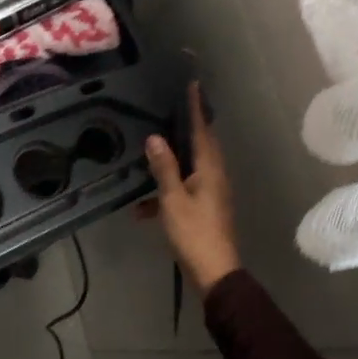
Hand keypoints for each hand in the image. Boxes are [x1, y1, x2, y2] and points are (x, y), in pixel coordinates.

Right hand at [143, 82, 241, 292]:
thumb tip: (155, 137)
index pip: (201, 130)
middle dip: (185, 128)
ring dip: (170, 162)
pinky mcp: (204, 209)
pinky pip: (183, 189)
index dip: (196, 108)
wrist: (215, 274)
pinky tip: (142, 207)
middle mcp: (214, 176)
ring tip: (150, 152)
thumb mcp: (173, 199)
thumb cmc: (194, 233)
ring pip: (189, 168)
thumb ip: (164, 167)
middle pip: (199, 145)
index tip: (193, 85)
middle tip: (169, 108)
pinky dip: (165, 192)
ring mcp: (211, 193)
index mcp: (209, 169)